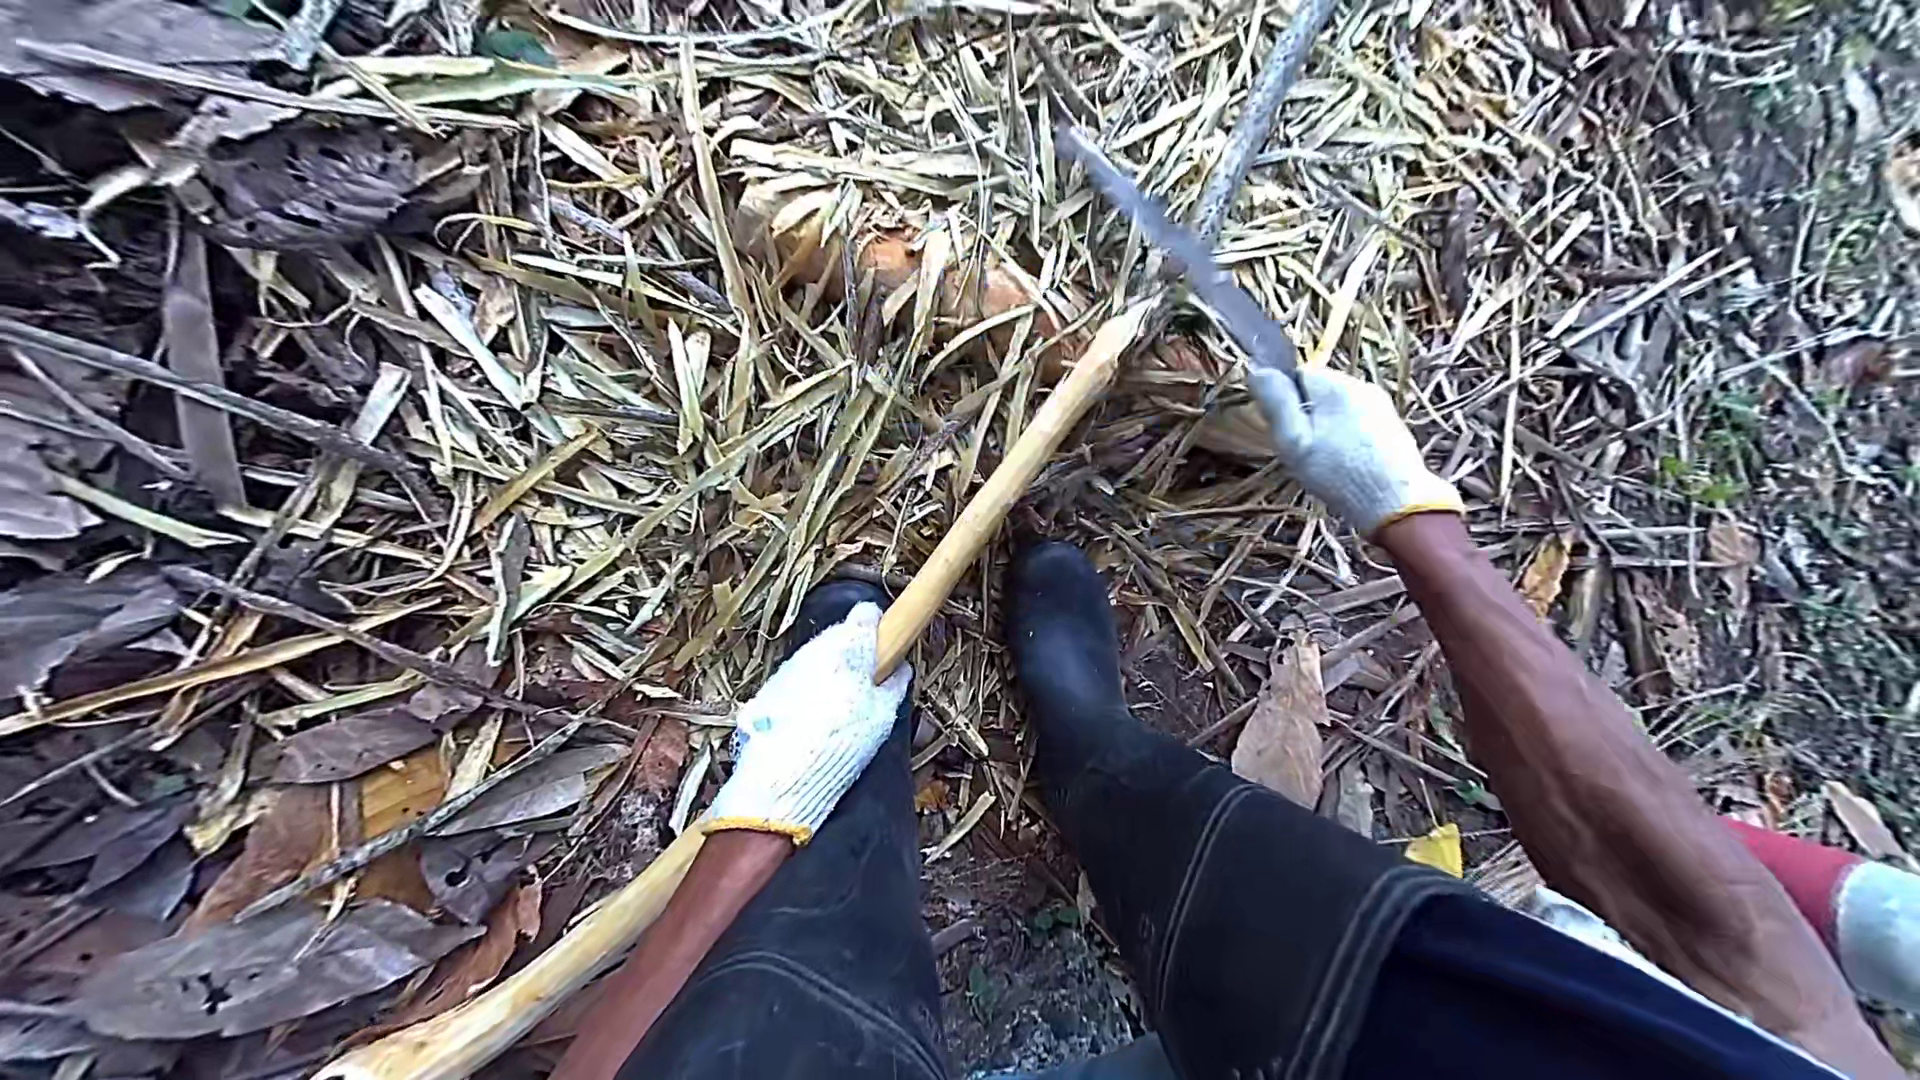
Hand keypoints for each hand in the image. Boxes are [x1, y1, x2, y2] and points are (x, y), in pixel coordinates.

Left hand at [704, 602, 909, 844]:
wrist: (784, 776)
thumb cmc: (839, 744)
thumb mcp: (882, 716)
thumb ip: (894, 685)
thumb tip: (900, 672)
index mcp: (849, 646)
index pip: (867, 613)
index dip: (879, 627)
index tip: (885, 643)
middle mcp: (817, 646)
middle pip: (843, 633)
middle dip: (856, 652)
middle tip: (868, 683)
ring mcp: (793, 663)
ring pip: (820, 654)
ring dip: (832, 670)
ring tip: (841, 706)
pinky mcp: (773, 683)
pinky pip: (799, 674)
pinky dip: (810, 687)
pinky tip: (816, 716)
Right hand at [1246, 361, 1462, 537]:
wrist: (1395, 501)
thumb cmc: (1336, 472)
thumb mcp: (1293, 440)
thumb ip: (1276, 402)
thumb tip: (1258, 370)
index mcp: (1336, 385)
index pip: (1297, 375)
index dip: (1284, 401)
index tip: (1284, 430)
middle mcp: (1362, 386)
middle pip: (1318, 391)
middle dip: (1304, 414)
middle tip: (1301, 448)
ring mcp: (1380, 405)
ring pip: (1336, 407)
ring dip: (1323, 426)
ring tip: (1322, 458)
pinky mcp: (1390, 424)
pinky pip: (1354, 420)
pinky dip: (1342, 435)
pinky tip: (1343, 461)